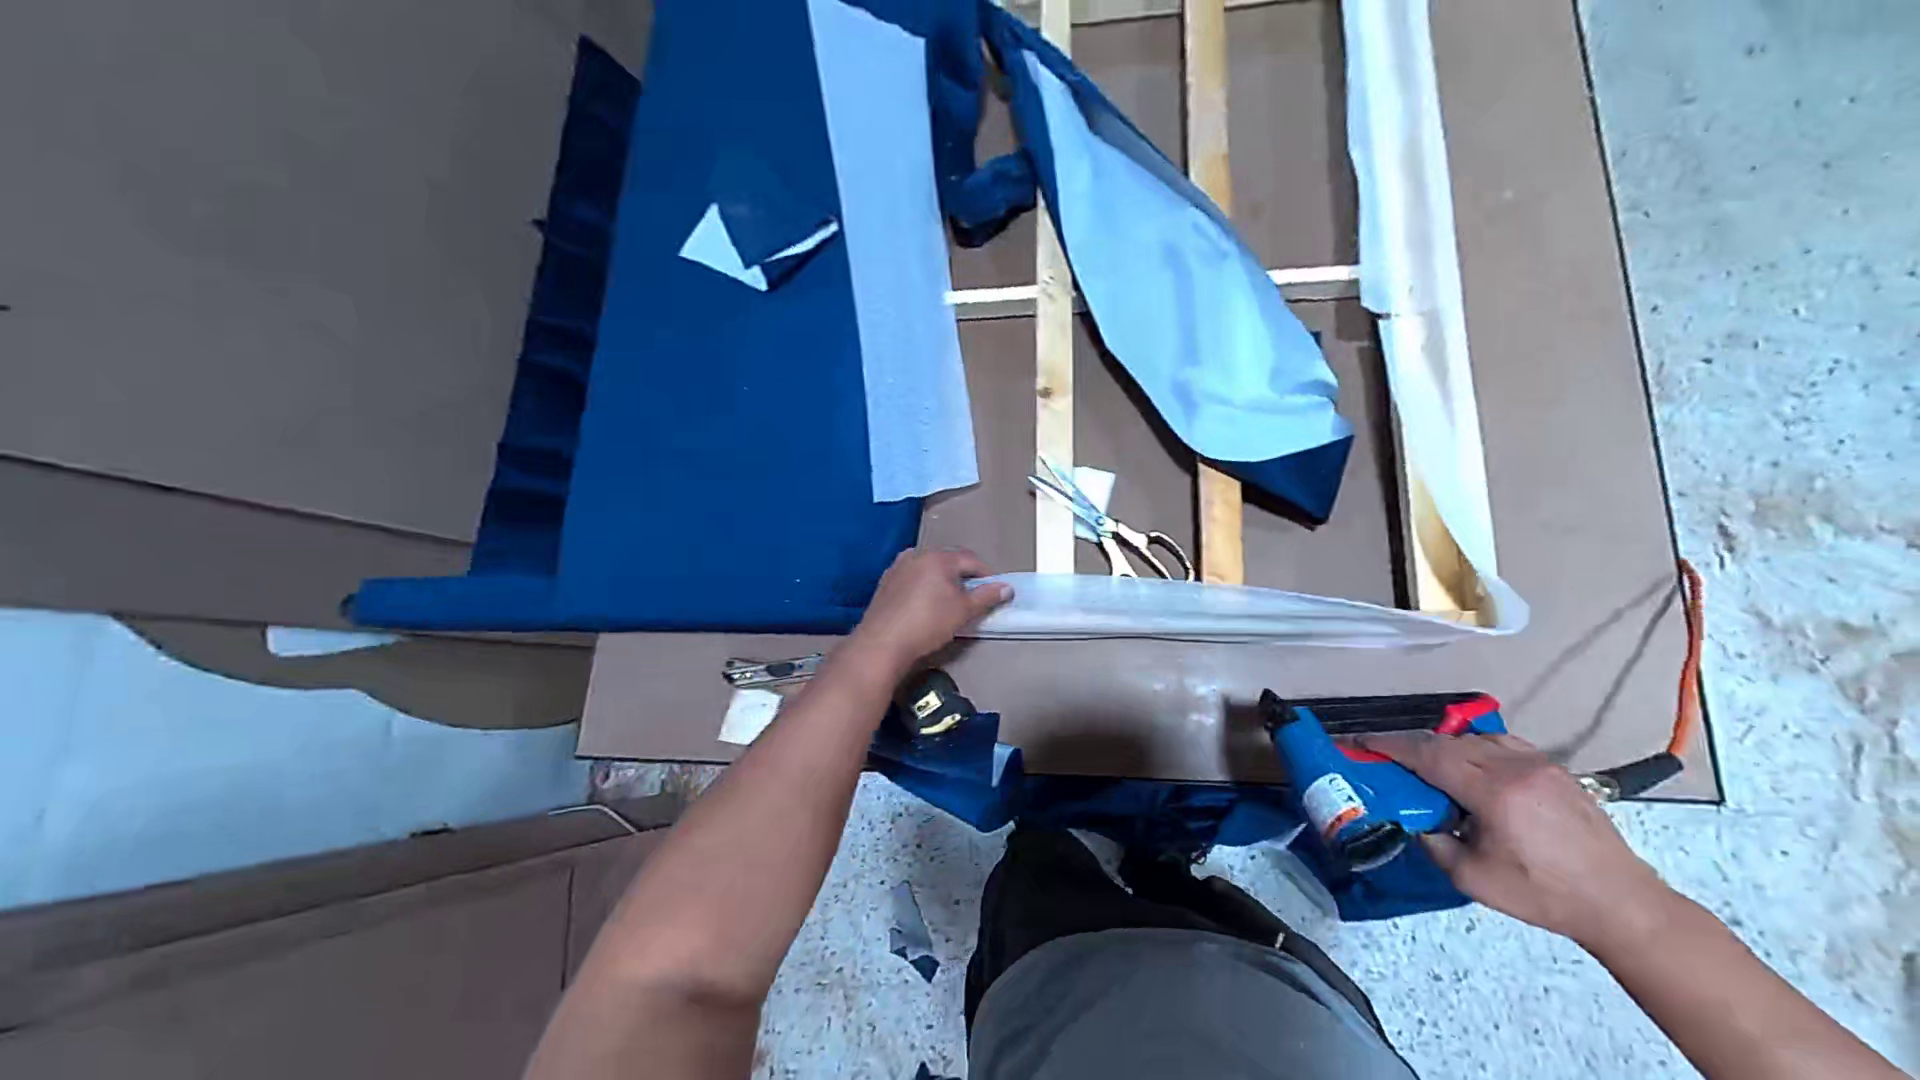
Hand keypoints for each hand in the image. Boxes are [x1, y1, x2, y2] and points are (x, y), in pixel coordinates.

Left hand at [845, 548, 1012, 674]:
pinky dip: (924, 584)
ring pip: (928, 567)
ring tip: (951, 598)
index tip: (995, 589)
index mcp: (938, 557)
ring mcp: (898, 567)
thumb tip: (1007, 587)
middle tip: (974, 594)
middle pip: (948, 560)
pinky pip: (912, 577)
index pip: (970, 559)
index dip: (987, 573)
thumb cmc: (927, 623)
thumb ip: (987, 596)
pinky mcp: (885, 582)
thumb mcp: (963, 611)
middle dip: (964, 574)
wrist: (882, 642)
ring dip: (943, 579)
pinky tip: (925, 602)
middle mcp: (916, 555)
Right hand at [1358, 730, 1677, 950]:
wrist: (1623, 905)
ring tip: (1424, 763)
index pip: (1427, 754)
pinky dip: (1473, 747)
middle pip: (1445, 741)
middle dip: (1407, 743)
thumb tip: (1414, 818)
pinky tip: (1469, 766)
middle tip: (1381, 753)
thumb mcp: (1471, 877)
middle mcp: (1514, 768)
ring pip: (1472, 737)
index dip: (1388, 745)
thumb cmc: (1544, 896)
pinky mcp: (1555, 769)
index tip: (1359, 743)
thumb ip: (1433, 841)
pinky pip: (1500, 744)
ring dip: (1441, 745)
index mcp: (1493, 792)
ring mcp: (1539, 764)